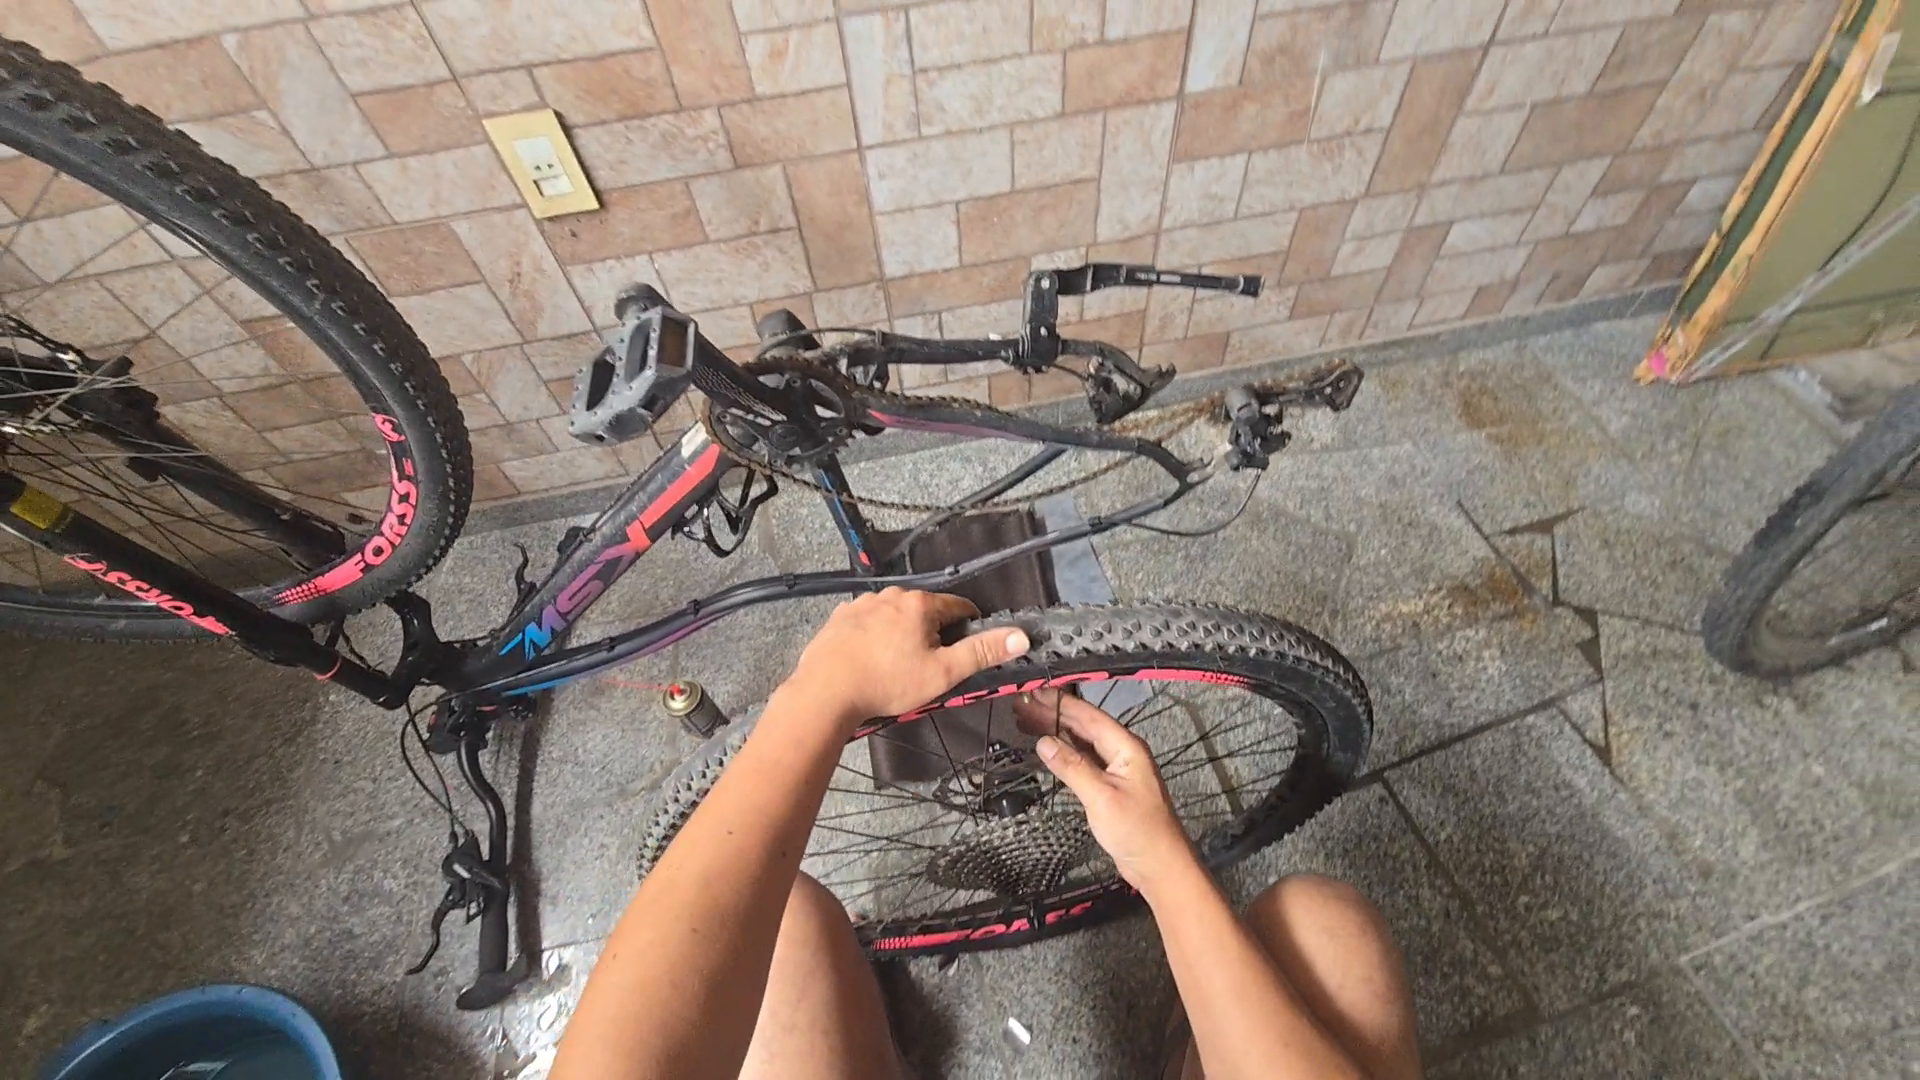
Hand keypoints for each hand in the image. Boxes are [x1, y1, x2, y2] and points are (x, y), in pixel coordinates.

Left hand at [784, 587, 1028, 727]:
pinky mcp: (840, 618)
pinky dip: (875, 638)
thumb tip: (1020, 636)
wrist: (826, 691)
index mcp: (920, 604)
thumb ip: (981, 652)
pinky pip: (868, 623)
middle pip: (925, 611)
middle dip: (932, 634)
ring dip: (902, 634)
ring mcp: (862, 604)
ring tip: (897, 668)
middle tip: (929, 667)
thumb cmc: (887, 682)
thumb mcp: (942, 672)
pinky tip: (871, 661)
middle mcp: (891, 595)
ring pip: (895, 616)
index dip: (969, 627)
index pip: (959, 607)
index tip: (966, 649)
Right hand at [1015, 691, 1196, 893]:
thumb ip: (1072, 767)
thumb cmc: (1136, 830)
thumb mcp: (1101, 797)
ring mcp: (1115, 768)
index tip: (1032, 692)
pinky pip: (1082, 758)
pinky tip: (1046, 747)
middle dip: (1052, 714)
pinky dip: (1062, 750)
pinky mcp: (1109, 785)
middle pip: (1083, 726)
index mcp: (1125, 746)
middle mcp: (1121, 751)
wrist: (1160, 867)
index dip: (1059, 703)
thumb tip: (1043, 741)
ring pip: (1080, 741)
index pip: (1088, 716)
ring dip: (1055, 730)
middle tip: (1021, 706)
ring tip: (1025, 721)